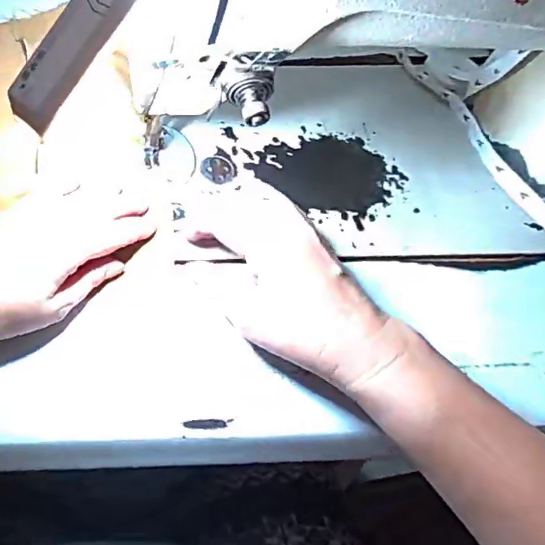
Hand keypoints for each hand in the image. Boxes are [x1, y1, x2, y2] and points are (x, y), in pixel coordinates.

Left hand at [0, 184, 155, 347]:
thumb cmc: (6, 311)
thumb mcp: (53, 307)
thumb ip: (88, 280)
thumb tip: (117, 264)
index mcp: (68, 250)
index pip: (110, 234)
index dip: (134, 230)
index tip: (154, 224)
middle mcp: (56, 223)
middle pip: (99, 210)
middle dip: (126, 206)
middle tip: (148, 202)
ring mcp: (35, 212)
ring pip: (78, 197)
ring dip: (104, 193)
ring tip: (125, 190)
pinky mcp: (18, 210)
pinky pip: (49, 189)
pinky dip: (67, 184)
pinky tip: (79, 180)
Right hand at [182, 183, 422, 391]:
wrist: (358, 343)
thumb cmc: (308, 333)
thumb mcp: (246, 314)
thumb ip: (215, 285)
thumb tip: (195, 271)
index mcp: (267, 241)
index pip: (222, 219)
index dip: (199, 225)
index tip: (186, 236)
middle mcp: (288, 228)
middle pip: (242, 204)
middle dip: (215, 215)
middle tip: (199, 231)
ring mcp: (305, 232)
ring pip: (263, 202)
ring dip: (238, 209)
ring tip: (223, 224)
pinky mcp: (317, 241)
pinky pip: (282, 210)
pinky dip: (260, 210)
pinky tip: (257, 222)